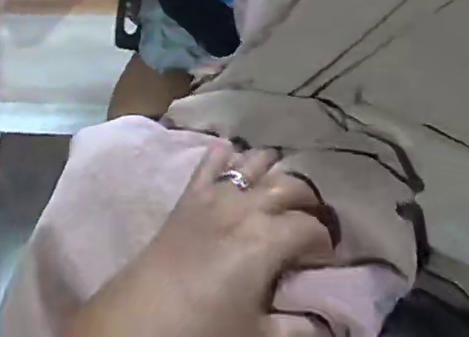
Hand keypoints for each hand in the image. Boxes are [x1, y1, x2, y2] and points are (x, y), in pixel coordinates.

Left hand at [70, 145, 334, 336]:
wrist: (139, 322)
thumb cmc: (203, 331)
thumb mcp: (256, 336)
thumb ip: (296, 328)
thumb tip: (327, 324)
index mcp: (267, 238)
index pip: (310, 227)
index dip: (325, 240)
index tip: (329, 254)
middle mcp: (246, 205)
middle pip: (289, 185)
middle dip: (308, 198)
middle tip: (314, 218)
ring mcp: (215, 193)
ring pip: (254, 162)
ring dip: (273, 168)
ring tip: (283, 185)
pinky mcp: (190, 194)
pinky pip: (211, 161)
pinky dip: (226, 153)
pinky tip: (234, 150)